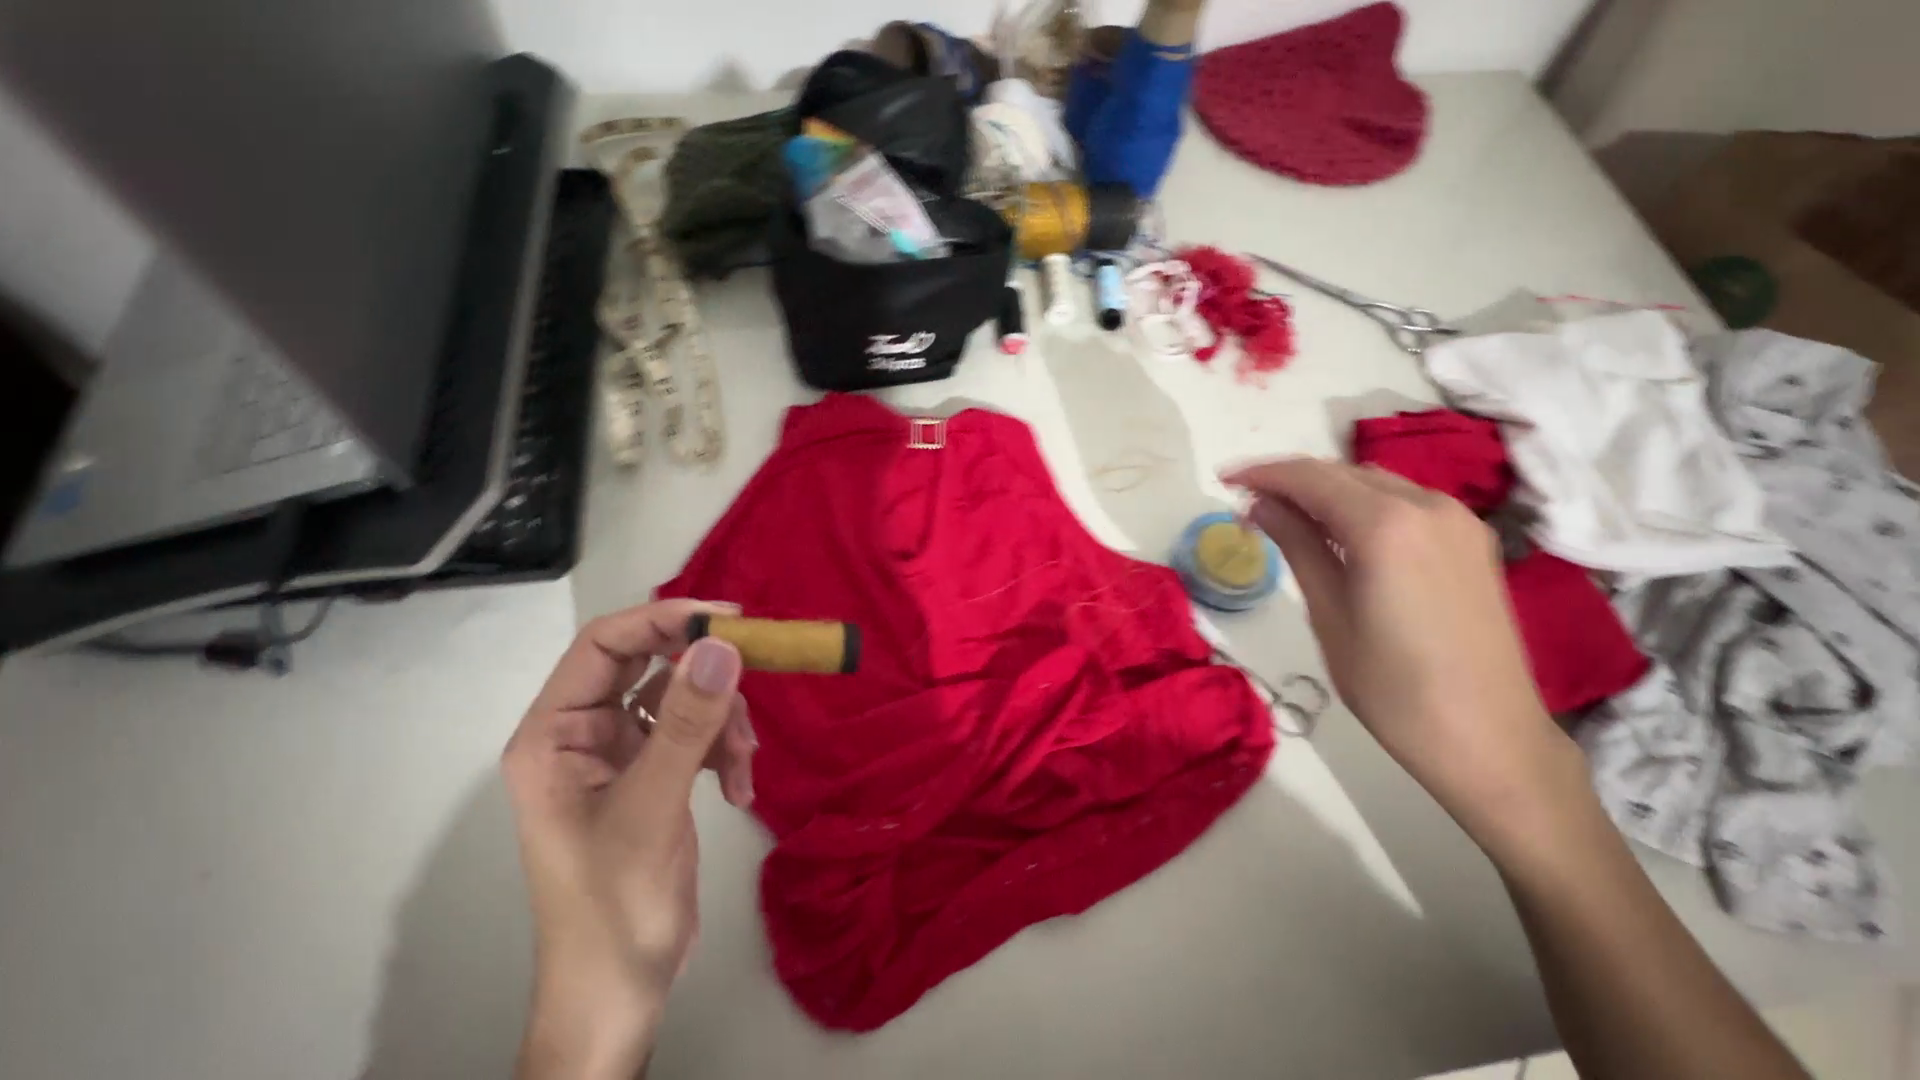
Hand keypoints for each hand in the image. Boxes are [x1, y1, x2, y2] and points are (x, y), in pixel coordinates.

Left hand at [501, 600, 754, 1079]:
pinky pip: (695, 738)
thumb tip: (723, 646)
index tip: (729, 619)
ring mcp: (619, 758)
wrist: (620, 991)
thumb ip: (685, 725)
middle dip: (703, 675)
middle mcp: (582, 736)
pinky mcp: (653, 779)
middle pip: (647, 667)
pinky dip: (724, 754)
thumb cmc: (615, 905)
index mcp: (553, 735)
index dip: (663, 621)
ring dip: (722, 724)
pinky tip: (739, 793)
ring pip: (681, 701)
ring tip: (745, 766)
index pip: (603, 647)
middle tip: (756, 668)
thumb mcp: (651, 809)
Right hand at [1223, 459, 1579, 847]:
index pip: (1311, 478)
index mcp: (1386, 525)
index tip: (1225, 479)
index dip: (1263, 473)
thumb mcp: (1330, 616)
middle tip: (1249, 503)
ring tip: (1289, 518)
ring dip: (1330, 491)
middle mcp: (1427, 505)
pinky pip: (1407, 503)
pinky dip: (1366, 506)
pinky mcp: (1473, 542)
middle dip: (1293, 481)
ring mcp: (1458, 521)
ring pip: (1377, 484)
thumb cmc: (1393, 688)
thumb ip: (1298, 547)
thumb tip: (1262, 505)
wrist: (1488, 736)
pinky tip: (1343, 533)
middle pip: (1344, 474)